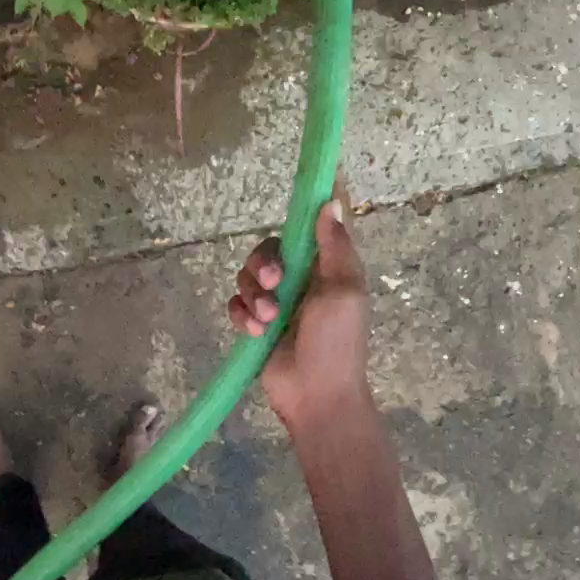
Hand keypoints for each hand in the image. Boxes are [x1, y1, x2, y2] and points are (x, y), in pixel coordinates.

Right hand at [226, 199, 373, 430]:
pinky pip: (236, 304)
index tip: (301, 183)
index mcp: (328, 267)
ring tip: (267, 320)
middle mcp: (301, 280)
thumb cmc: (337, 343)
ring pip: (247, 276)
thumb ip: (334, 247)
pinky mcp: (256, 324)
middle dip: (264, 264)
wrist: (316, 396)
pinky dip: (242, 315)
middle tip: (274, 283)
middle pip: (269, 249)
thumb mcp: (343, 291)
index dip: (308, 204)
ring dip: (253, 295)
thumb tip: (331, 202)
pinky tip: (255, 332)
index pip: (316, 225)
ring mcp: (277, 302)